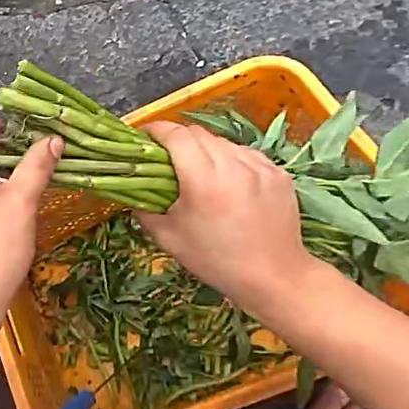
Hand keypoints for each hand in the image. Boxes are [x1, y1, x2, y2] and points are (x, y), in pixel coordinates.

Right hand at [134, 122, 332, 320]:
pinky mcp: (278, 173)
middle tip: (165, 156)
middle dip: (177, 139)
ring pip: (222, 142)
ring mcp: (260, 167)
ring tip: (198, 170)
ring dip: (204, 149)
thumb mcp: (168, 238)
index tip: (143, 137)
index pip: (175, 136)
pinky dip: (230, 160)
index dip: (155, 130)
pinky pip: (245, 154)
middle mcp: (233, 165)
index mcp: (203, 179)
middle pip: (197, 133)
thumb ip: (144, 209)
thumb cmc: (216, 260)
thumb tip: (131, 190)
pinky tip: (226, 181)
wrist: (275, 278)